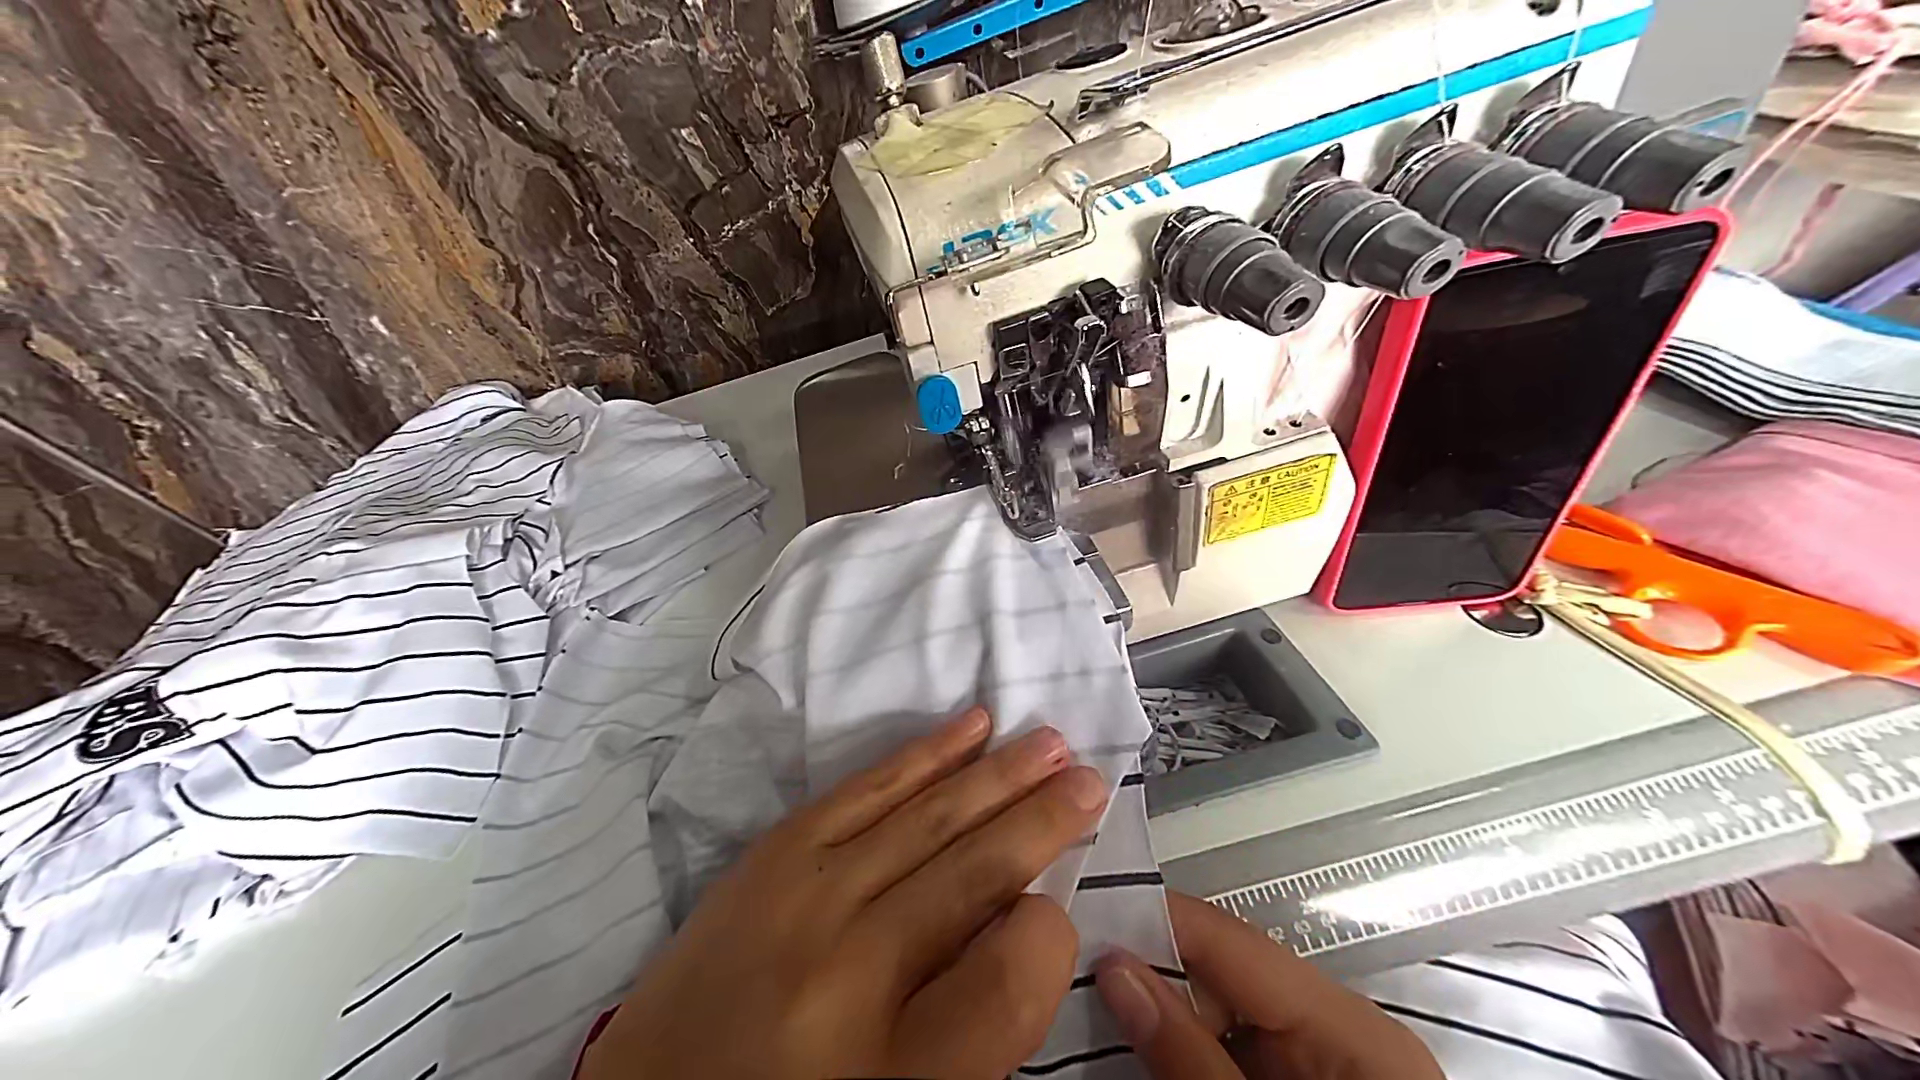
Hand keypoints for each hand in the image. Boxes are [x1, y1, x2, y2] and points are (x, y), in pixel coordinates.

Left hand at [579, 707, 1109, 1079]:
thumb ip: (975, 1025)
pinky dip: (925, 755)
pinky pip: (866, 788)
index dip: (1050, 932)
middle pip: (975, 871)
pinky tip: (968, 729)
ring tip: (1050, 743)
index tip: (1060, 909)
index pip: (1010, 976)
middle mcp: (851, 972)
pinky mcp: (773, 854)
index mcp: (893, 1068)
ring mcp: (806, 897)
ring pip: (930, 815)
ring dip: (999, 774)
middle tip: (1092, 779)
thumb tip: (1027, 920)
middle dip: (1045, 818)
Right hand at [1095, 892, 1442, 1079]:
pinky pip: (1231, 1046)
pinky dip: (1185, 1051)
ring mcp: (1322, 1059)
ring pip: (1218, 1008)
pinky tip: (1141, 1055)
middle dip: (1148, 977)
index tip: (1079, 926)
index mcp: (1346, 1026)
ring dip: (1160, 1016)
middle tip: (1075, 985)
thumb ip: (1188, 1056)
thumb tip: (1113, 967)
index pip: (1226, 937)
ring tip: (1096, 1017)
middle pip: (1220, 970)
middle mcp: (1336, 1027)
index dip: (1150, 922)